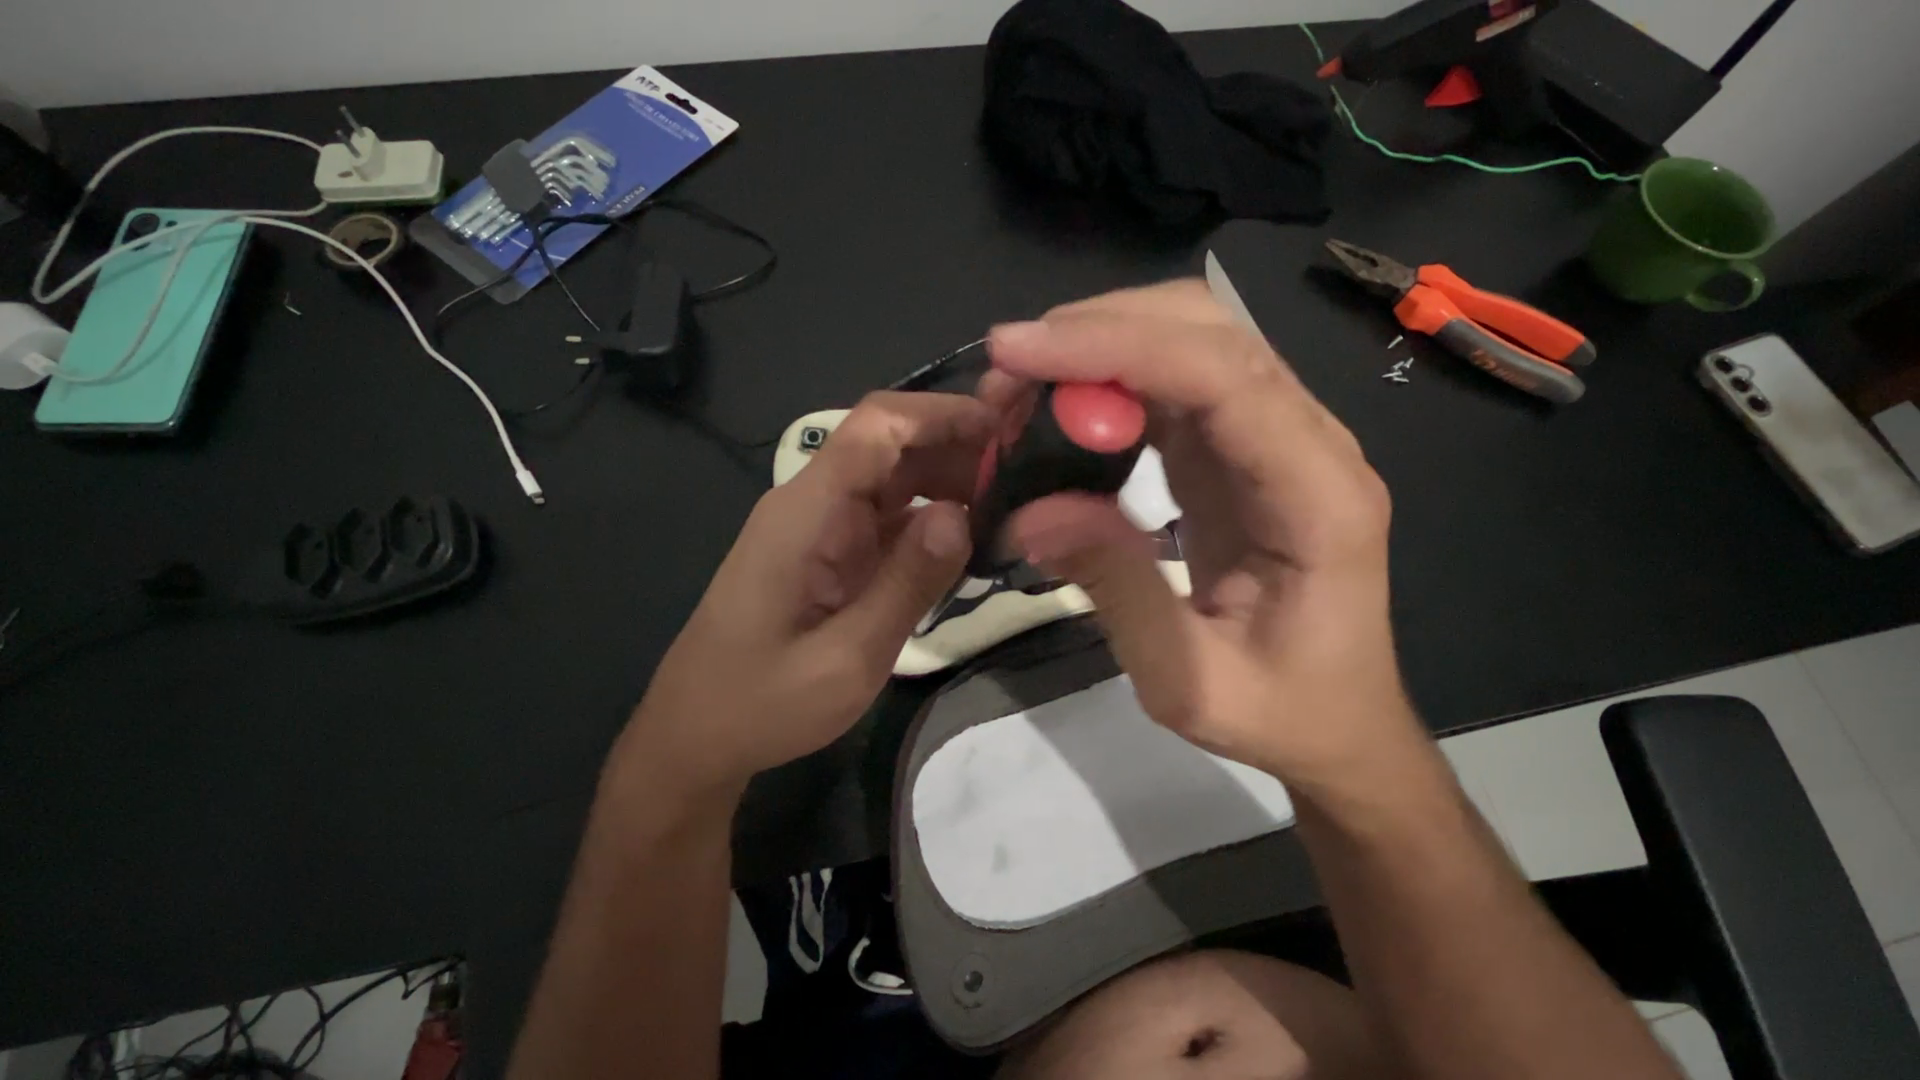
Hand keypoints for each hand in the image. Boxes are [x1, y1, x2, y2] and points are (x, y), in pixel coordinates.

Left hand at [622, 392, 988, 794]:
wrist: (697, 734)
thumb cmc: (764, 702)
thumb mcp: (848, 656)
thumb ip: (907, 583)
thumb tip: (962, 513)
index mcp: (808, 512)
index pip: (876, 426)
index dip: (942, 414)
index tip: (1007, 429)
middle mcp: (812, 505)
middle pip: (888, 446)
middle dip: (955, 448)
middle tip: (1025, 477)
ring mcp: (817, 529)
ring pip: (889, 481)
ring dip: (946, 483)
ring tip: (1009, 508)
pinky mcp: (824, 555)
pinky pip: (882, 520)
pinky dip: (926, 522)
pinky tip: (967, 544)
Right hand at [982, 281, 1418, 794]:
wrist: (1341, 723)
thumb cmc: (1283, 713)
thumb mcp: (1191, 682)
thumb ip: (1120, 590)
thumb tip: (1029, 512)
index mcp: (1318, 496)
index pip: (1223, 378)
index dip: (1117, 348)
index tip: (1019, 353)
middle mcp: (1310, 444)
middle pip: (1211, 334)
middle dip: (1100, 331)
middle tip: (1006, 372)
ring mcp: (1280, 439)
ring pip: (1192, 343)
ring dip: (1100, 346)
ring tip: (1019, 388)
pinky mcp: (1245, 450)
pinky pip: (1178, 385)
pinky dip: (1112, 381)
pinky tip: (1061, 409)